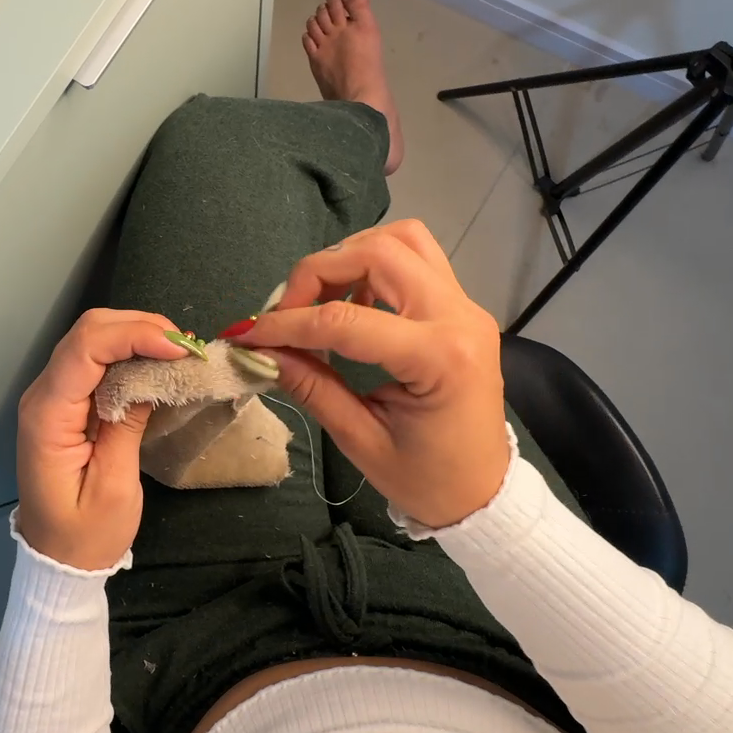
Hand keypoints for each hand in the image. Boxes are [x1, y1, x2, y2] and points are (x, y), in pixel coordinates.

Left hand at [16, 309, 187, 570]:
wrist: (57, 559)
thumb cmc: (85, 534)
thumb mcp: (114, 486)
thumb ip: (127, 423)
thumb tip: (151, 373)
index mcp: (48, 416)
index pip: (85, 349)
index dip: (134, 335)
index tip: (180, 348)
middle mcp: (43, 395)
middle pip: (87, 332)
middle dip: (139, 327)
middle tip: (187, 347)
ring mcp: (53, 395)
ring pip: (92, 338)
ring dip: (136, 334)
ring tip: (179, 351)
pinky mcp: (67, 401)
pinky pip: (96, 359)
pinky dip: (129, 350)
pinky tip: (158, 361)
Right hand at [237, 220, 508, 529]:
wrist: (485, 493)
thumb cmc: (426, 479)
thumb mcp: (360, 441)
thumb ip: (311, 387)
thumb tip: (260, 352)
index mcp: (440, 358)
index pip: (346, 319)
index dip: (287, 324)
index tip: (247, 335)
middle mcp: (459, 317)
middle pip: (378, 252)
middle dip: (316, 272)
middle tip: (285, 313)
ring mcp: (464, 305)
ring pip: (402, 239)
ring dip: (348, 257)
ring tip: (319, 300)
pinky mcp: (459, 305)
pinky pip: (414, 257)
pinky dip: (371, 263)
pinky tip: (350, 300)